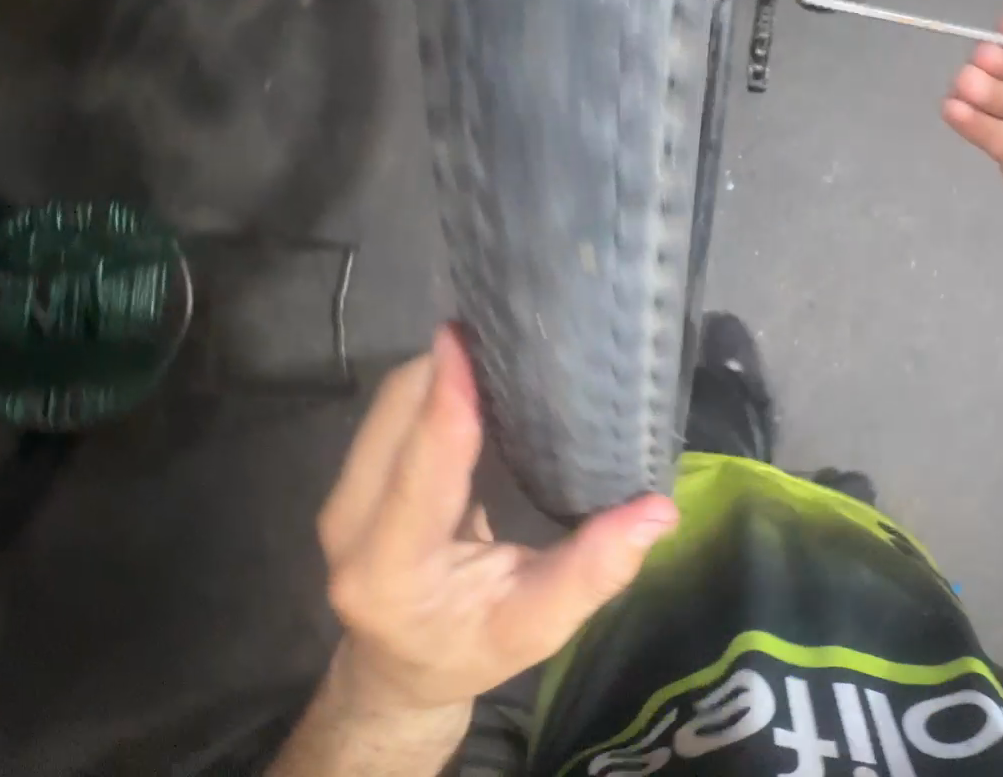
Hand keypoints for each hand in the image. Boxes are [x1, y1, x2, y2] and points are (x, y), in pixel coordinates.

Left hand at [316, 328, 679, 716]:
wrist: (399, 669)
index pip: (422, 470)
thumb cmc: (472, 647)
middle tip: (515, 332)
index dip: (446, 402)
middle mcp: (350, 524)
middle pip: (394, 416)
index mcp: (393, 568)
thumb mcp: (538, 627)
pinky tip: (481, 372)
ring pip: (388, 403)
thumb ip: (593, 572)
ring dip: (441, 367)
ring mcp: (343, 495)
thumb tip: (659, 511)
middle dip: (448, 366)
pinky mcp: (356, 474)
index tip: (467, 341)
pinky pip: (393, 409)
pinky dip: (435, 381)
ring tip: (505, 345)